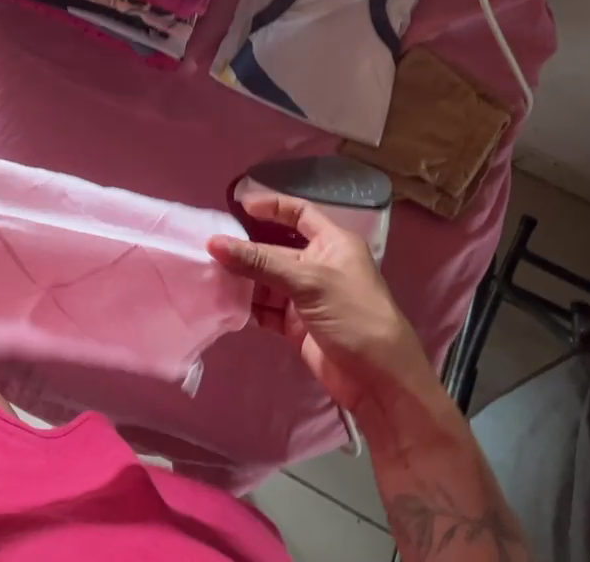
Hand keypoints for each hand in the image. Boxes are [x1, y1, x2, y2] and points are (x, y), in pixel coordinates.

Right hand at [206, 194, 436, 414]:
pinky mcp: (296, 324)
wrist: (380, 383)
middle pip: (274, 249)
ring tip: (210, 277)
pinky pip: (264, 308)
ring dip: (241, 280)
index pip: (300, 213)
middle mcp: (318, 266)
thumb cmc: (354, 317)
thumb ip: (260, 262)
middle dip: (244, 250)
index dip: (272, 206)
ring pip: (265, 280)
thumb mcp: (308, 282)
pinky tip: (224, 304)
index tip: (239, 206)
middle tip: (208, 250)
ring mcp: (305, 297)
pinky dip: (246, 306)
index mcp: (332, 244)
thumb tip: (213, 243)